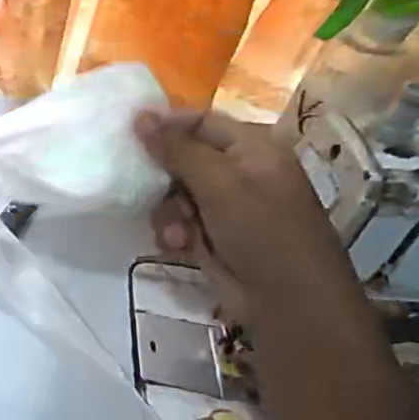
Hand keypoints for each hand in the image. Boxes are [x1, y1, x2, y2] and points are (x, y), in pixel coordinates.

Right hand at [133, 108, 368, 332]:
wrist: (289, 304)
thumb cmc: (263, 232)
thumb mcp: (219, 184)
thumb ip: (177, 149)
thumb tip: (140, 115)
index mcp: (253, 149)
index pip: (201, 121)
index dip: (167, 125)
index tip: (129, 133)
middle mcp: (240, 173)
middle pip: (183, 158)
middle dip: (164, 177)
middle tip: (148, 188)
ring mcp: (226, 207)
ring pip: (174, 194)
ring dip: (167, 211)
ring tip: (175, 232)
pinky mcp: (212, 237)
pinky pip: (178, 222)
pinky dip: (173, 232)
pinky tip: (176, 246)